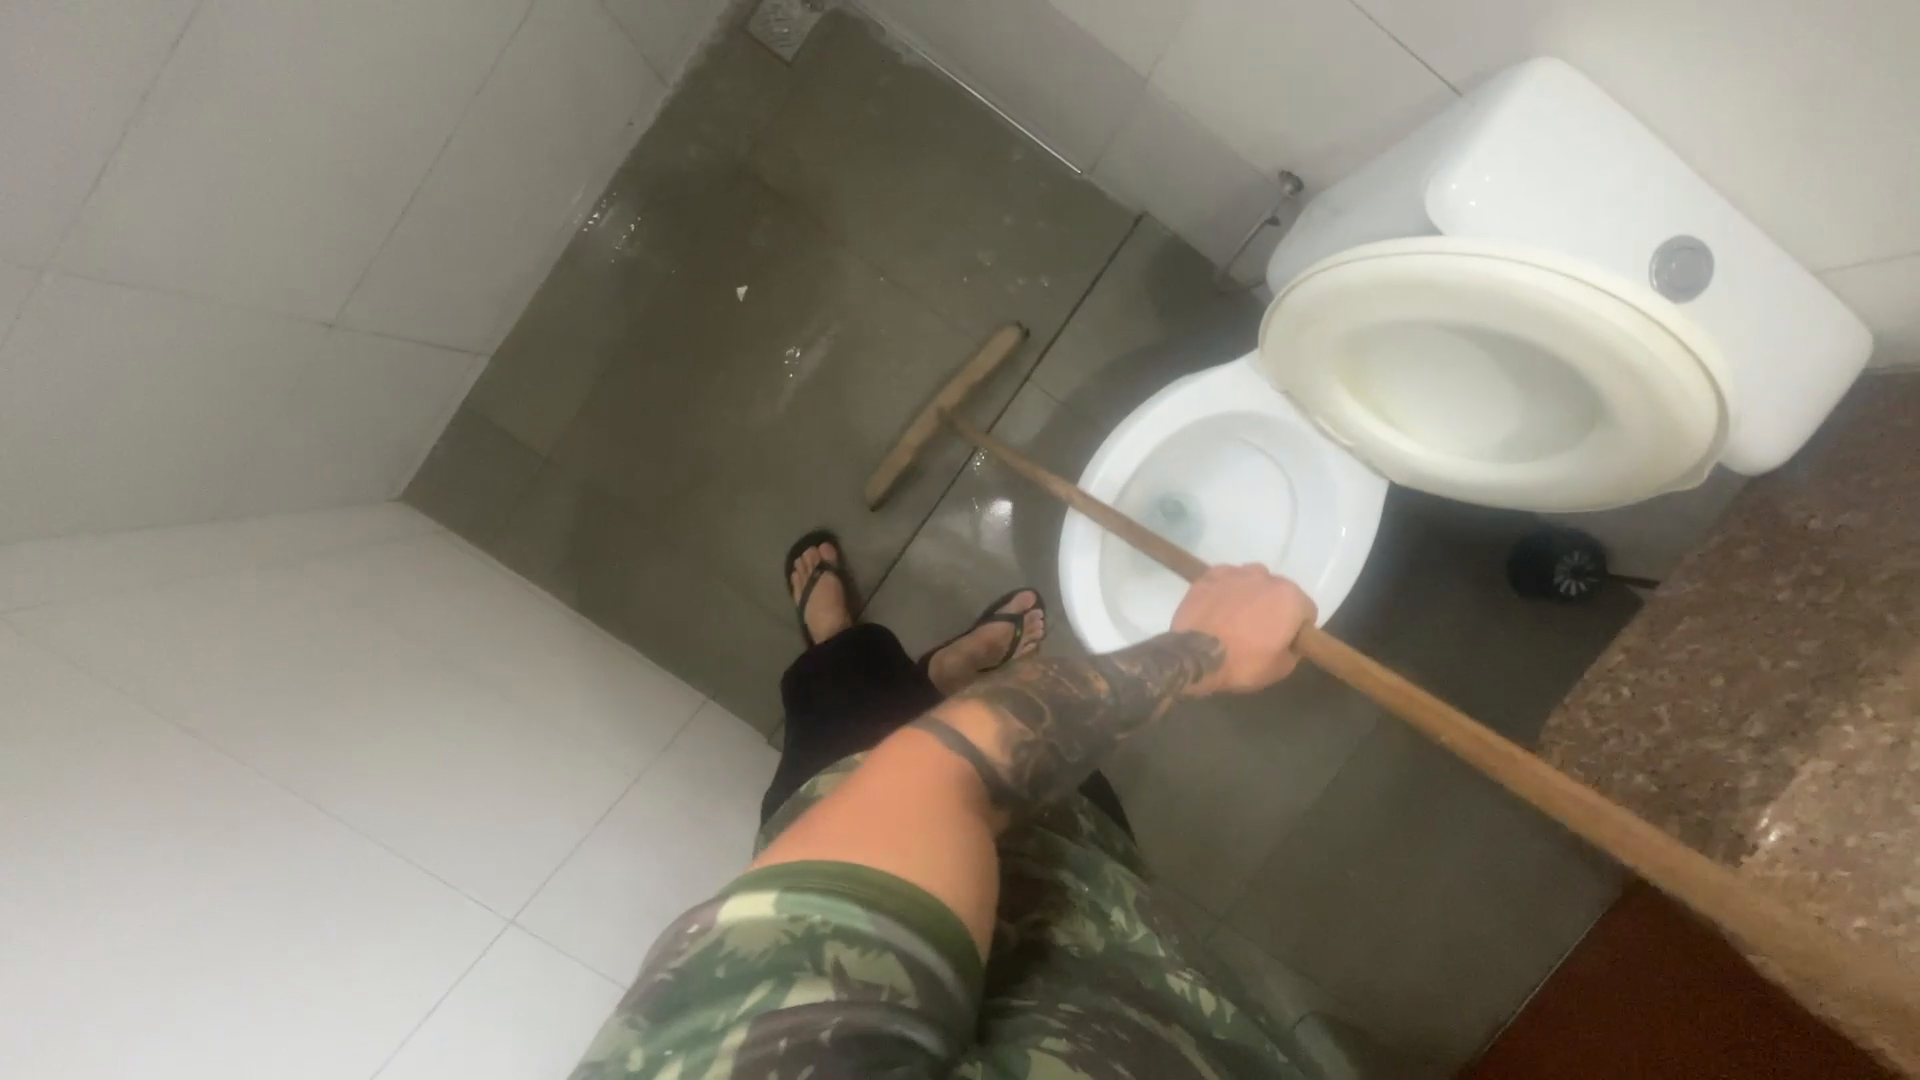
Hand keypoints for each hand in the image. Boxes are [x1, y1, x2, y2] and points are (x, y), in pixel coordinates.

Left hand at [1169, 564, 1316, 695]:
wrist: (1195, 655)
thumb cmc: (1243, 662)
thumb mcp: (1281, 667)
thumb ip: (1294, 648)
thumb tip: (1289, 641)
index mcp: (1289, 598)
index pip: (1306, 610)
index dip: (1298, 627)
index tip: (1286, 640)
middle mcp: (1264, 577)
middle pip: (1278, 591)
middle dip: (1273, 607)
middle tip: (1259, 629)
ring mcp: (1234, 573)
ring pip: (1251, 579)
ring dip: (1249, 593)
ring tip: (1236, 615)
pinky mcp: (1207, 576)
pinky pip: (1224, 578)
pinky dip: (1225, 589)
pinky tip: (1218, 606)